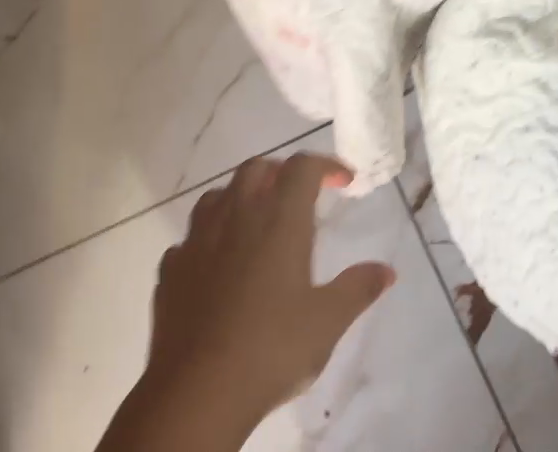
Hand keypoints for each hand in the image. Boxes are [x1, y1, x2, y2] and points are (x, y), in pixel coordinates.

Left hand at [141, 154, 394, 428]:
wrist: (197, 391)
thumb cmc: (272, 348)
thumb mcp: (328, 321)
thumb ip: (357, 289)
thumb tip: (385, 271)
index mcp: (279, 220)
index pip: (302, 168)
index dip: (326, 166)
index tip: (344, 181)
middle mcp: (236, 216)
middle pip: (257, 169)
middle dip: (282, 173)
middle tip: (301, 196)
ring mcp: (197, 240)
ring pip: (218, 195)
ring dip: (241, 197)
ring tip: (257, 223)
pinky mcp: (171, 268)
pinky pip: (191, 237)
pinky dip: (209, 238)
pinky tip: (218, 264)